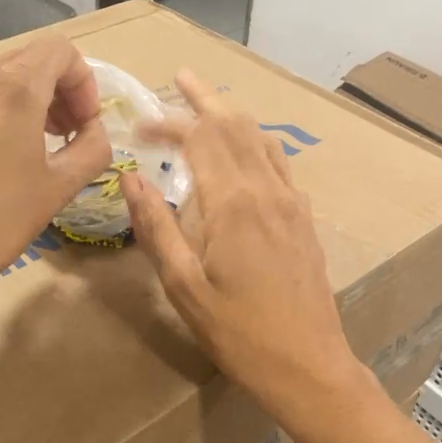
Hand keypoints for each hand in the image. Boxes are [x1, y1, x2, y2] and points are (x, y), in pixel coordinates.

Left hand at [0, 34, 112, 303]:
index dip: (85, 83)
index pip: (61, 51)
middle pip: (32, 61)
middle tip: (74, 135)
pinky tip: (8, 160)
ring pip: (4, 80)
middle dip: (62, 92)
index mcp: (13, 88)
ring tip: (45, 147)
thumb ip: (92, 148)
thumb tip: (95, 133)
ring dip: (35, 103)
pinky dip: (5, 115)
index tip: (88, 124)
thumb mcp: (61, 186)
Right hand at [120, 71, 370, 425]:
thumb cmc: (239, 333)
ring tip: (211, 103)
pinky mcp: (304, 220)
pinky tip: (248, 151)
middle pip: (236, 126)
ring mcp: (292, 204)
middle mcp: (267, 191)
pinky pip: (280, 164)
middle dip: (206, 98)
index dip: (169, 122)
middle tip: (182, 76)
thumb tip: (132, 178)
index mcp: (233, 204)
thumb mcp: (184, 287)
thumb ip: (157, 228)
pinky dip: (257, 142)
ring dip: (235, 115)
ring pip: (262, 140)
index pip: (200, 138)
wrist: (309, 365)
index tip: (138, 123)